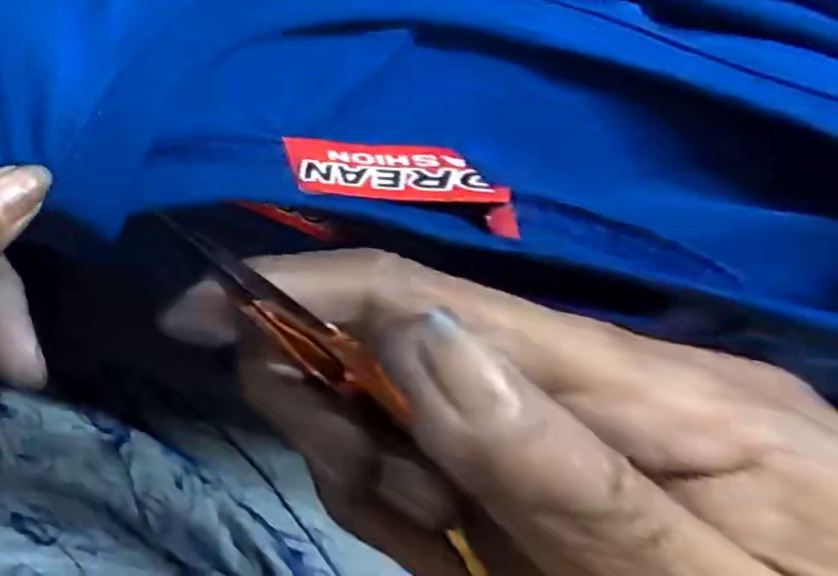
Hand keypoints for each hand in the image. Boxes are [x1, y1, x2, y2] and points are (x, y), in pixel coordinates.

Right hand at [161, 250, 837, 575]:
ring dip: (365, 466)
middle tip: (381, 501)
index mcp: (649, 386)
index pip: (424, 293)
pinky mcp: (537, 474)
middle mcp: (588, 379)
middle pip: (386, 335)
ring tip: (434, 549)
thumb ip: (573, 478)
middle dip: (332, 401)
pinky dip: (396, 501)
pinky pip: (417, 454)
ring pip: (385, 399)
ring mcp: (558, 428)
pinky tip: (444, 551)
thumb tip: (416, 331)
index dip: (295, 287)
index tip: (188, 315)